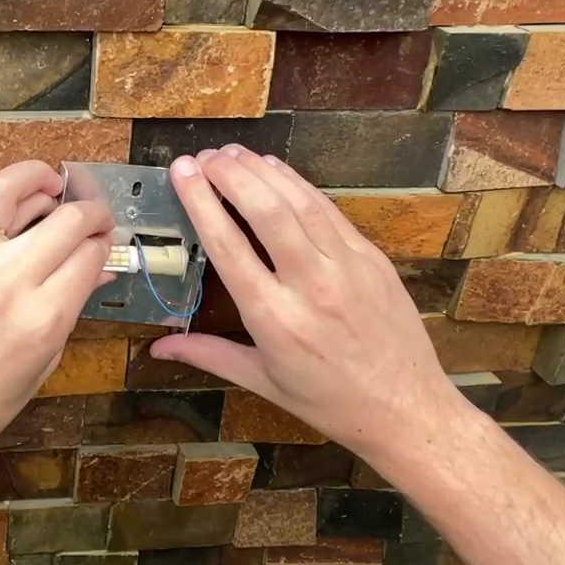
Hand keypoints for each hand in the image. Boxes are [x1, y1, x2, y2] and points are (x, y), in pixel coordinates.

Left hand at [0, 160, 115, 469]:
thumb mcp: (45, 361)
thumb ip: (72, 307)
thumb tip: (99, 269)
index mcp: (44, 318)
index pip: (91, 256)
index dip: (107, 244)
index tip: (108, 244)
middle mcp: (11, 281)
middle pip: (67, 220)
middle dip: (93, 212)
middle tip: (97, 219)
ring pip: (14, 192)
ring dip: (43, 179)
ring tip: (57, 185)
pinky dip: (9, 198)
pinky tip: (23, 203)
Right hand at [148, 146, 462, 464]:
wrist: (408, 411)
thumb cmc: (328, 401)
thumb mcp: (262, 381)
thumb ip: (207, 354)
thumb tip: (157, 349)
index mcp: (273, 318)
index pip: (228, 246)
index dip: (201, 201)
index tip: (182, 172)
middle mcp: (309, 285)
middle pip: (265, 212)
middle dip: (230, 175)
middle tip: (203, 156)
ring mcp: (346, 267)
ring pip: (298, 202)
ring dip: (261, 170)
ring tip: (231, 152)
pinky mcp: (371, 257)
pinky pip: (328, 210)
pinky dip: (297, 183)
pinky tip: (275, 168)